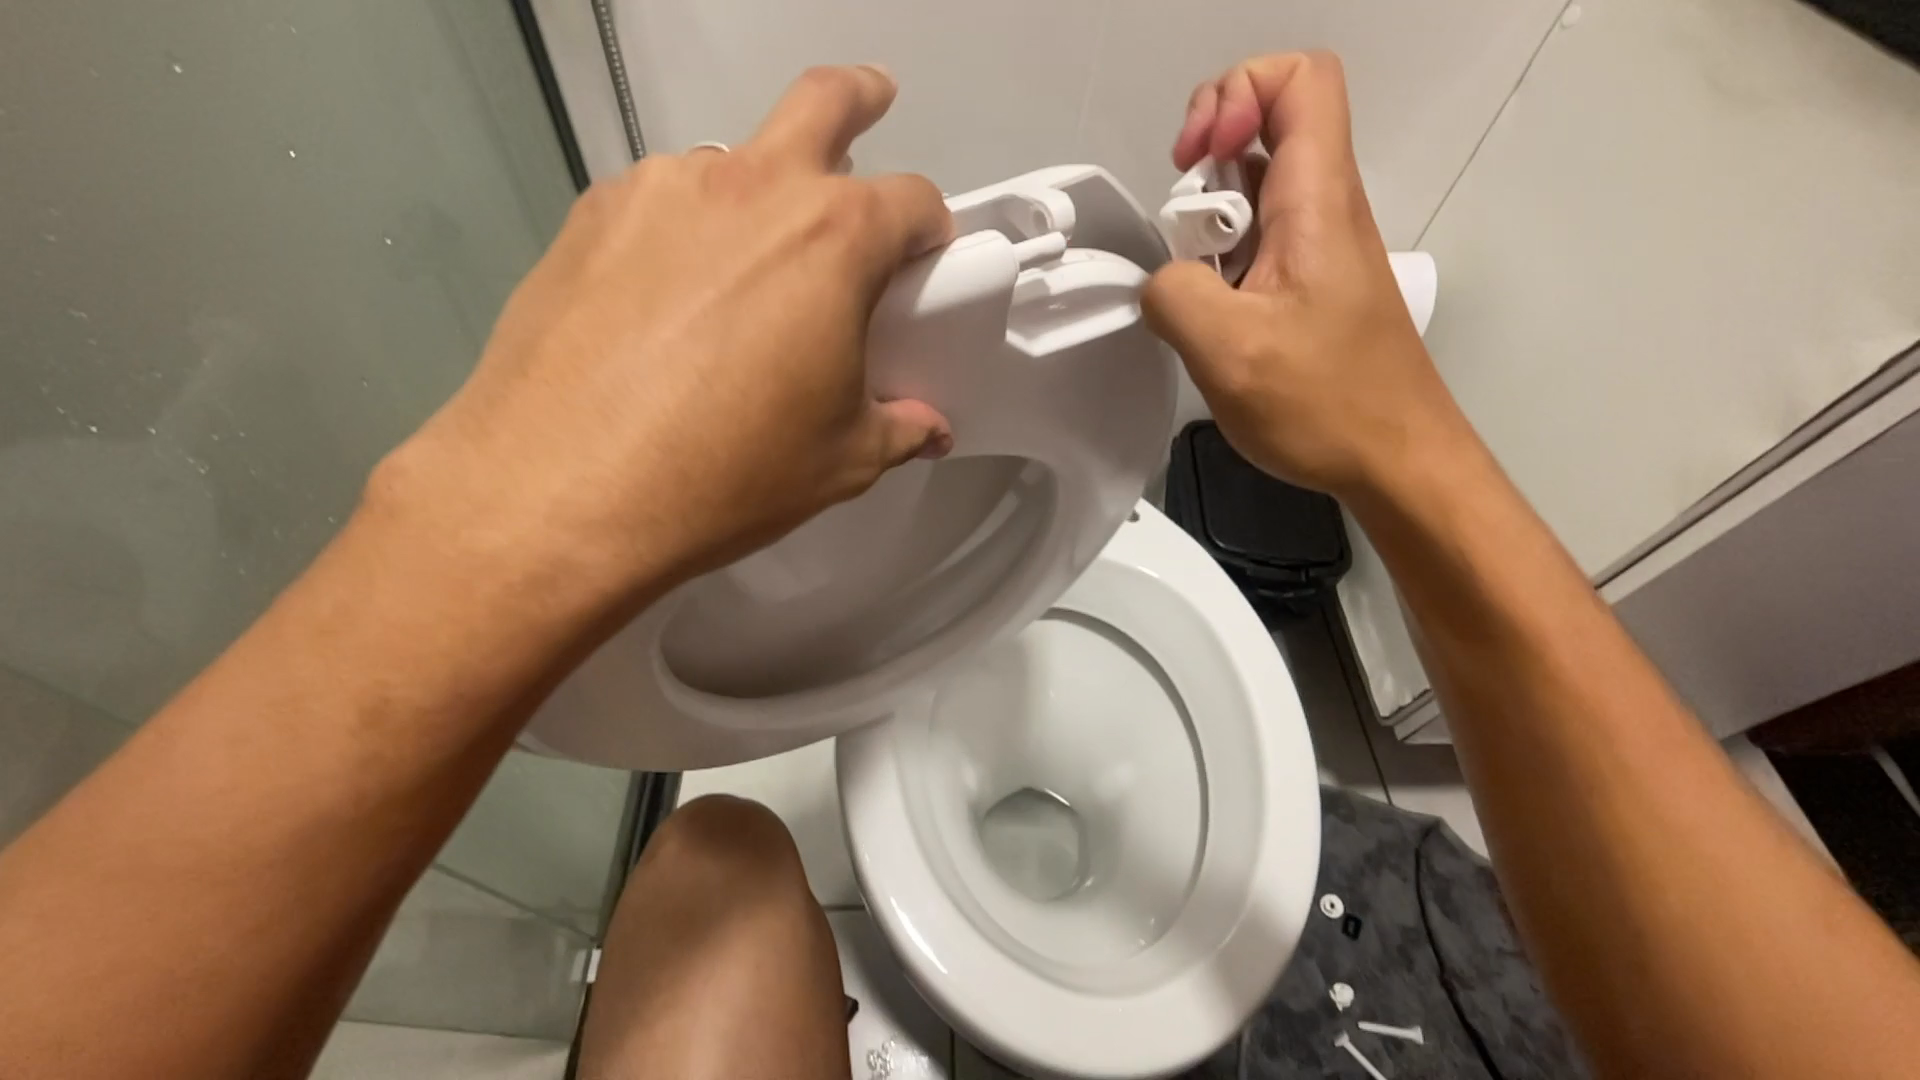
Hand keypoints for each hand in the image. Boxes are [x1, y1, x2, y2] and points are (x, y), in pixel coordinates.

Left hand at [372, 65, 954, 616]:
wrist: (559, 494)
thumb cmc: (727, 475)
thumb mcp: (841, 461)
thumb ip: (898, 429)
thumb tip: (928, 428)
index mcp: (831, 239)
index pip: (911, 201)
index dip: (929, 232)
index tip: (923, 265)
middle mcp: (750, 189)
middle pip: (823, 102)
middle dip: (862, 98)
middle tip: (873, 111)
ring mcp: (661, 191)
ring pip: (734, 163)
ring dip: (761, 193)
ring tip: (749, 274)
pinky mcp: (590, 215)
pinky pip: (663, 202)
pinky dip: (689, 230)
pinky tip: (671, 302)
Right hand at [1145, 52, 1468, 500]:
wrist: (1395, 460)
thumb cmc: (1326, 404)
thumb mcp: (1228, 350)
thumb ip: (1174, 295)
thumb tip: (1161, 282)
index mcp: (1317, 201)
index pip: (1297, 81)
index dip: (1235, 95)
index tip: (1197, 163)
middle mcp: (1323, 211)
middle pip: (1266, 127)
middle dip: (1204, 167)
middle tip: (1182, 236)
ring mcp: (1317, 249)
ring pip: (1253, 192)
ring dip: (1205, 224)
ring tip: (1190, 283)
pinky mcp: (1308, 287)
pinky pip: (1255, 244)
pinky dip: (1218, 263)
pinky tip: (1207, 314)